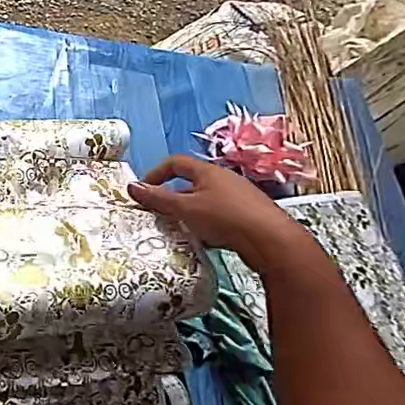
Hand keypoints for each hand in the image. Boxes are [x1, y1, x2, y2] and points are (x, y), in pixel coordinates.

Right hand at [126, 154, 309, 267]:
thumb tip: (131, 186)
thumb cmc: (225, 218)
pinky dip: (207, 224)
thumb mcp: (185, 209)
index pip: (176, 163)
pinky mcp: (249, 215)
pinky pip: (220, 215)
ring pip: (205, 200)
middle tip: (160, 213)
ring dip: (190, 212)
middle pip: (191, 182)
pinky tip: (204, 240)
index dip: (156, 173)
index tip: (144, 190)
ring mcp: (239, 197)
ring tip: (180, 229)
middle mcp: (224, 179)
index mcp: (207, 171)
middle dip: (172, 196)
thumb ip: (158, 199)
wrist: (272, 242)